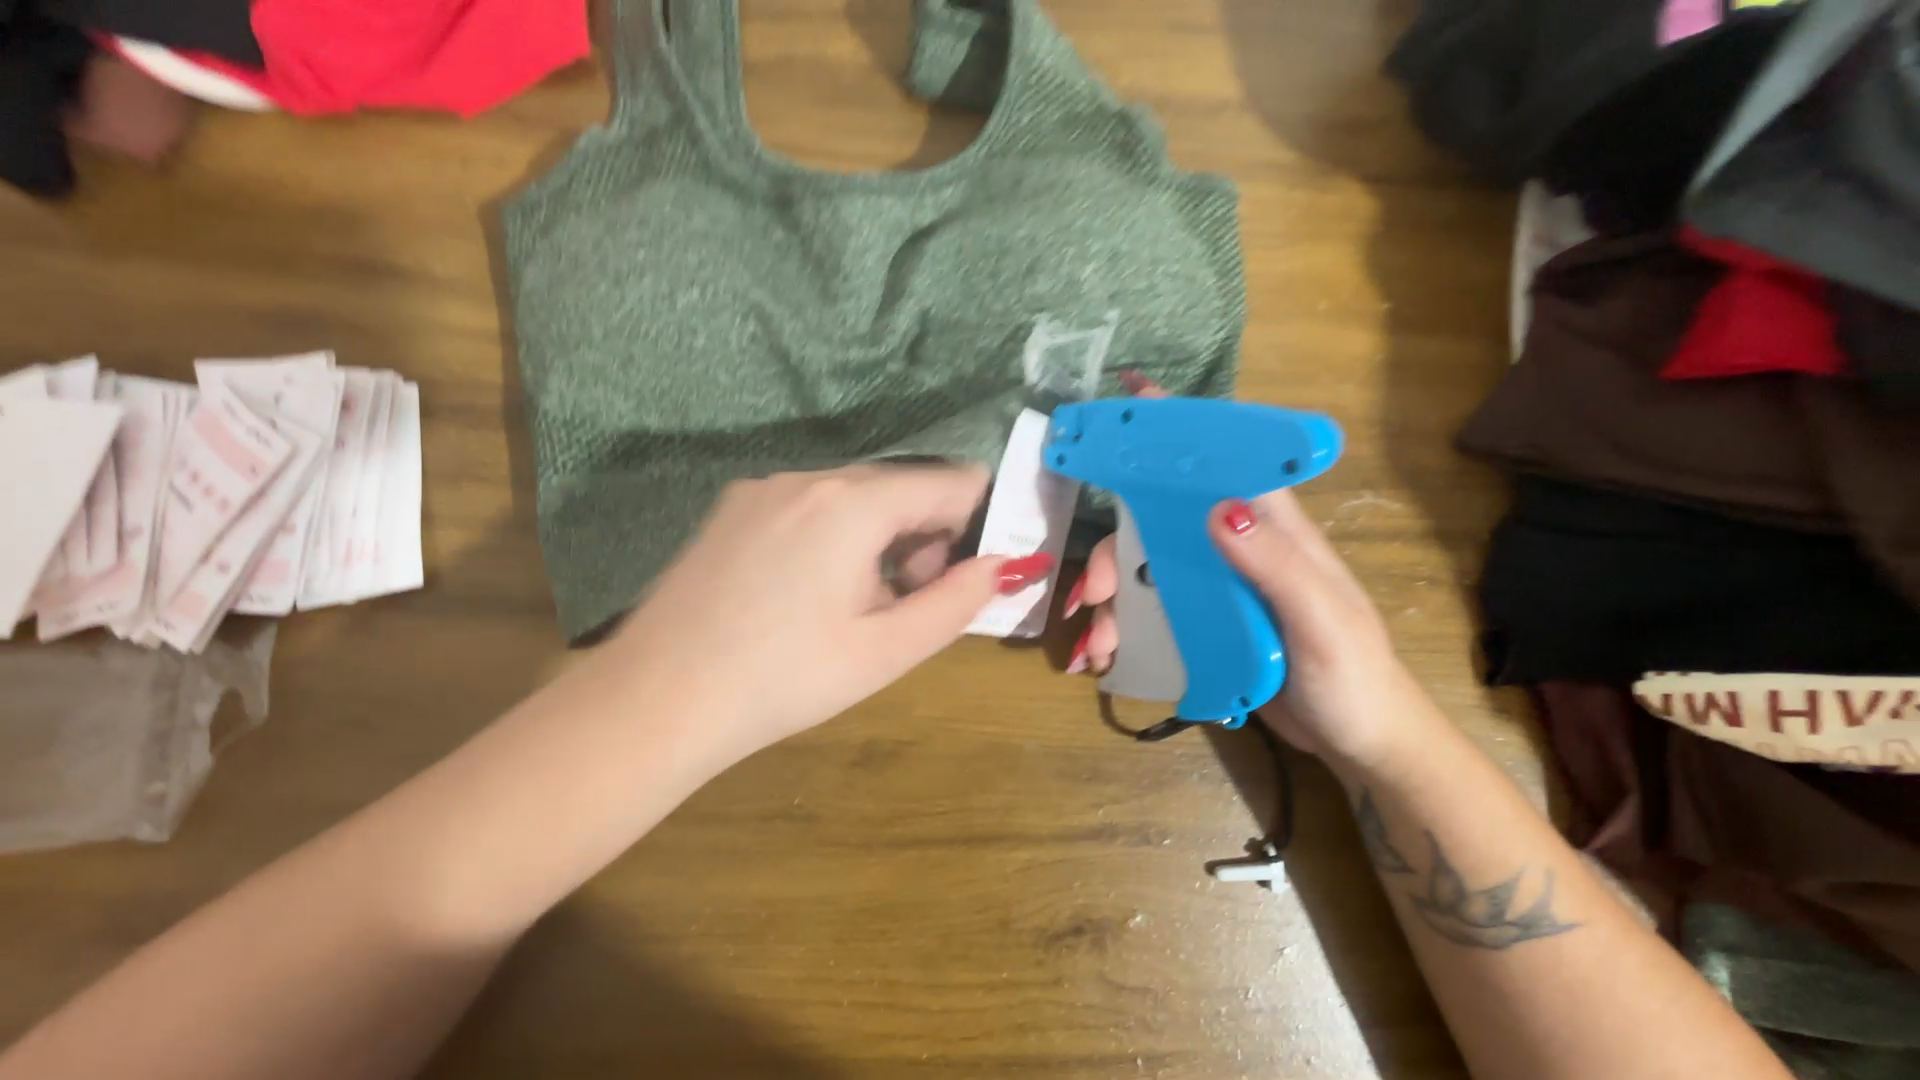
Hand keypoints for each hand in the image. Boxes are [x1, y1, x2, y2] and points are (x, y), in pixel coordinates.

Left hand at [602, 465, 1052, 764]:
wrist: (656, 700)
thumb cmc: (784, 680)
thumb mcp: (886, 651)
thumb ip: (957, 602)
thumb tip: (1003, 565)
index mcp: (853, 502)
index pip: (949, 484)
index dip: (977, 523)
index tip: (974, 572)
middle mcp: (807, 477)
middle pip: (898, 488)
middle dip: (924, 538)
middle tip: (911, 605)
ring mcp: (761, 489)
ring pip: (852, 499)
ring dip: (879, 540)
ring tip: (860, 609)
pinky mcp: (730, 510)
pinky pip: (808, 508)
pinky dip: (833, 538)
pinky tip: (810, 596)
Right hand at [1066, 446, 1421, 770]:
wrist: (1357, 740)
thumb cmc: (1352, 674)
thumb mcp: (1321, 621)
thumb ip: (1276, 566)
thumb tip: (1217, 507)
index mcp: (1272, 529)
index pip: (1221, 462)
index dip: (1176, 428)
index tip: (1126, 401)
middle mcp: (1236, 547)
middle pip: (1158, 523)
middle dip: (1112, 553)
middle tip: (1089, 596)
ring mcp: (1216, 587)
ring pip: (1144, 570)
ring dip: (1110, 600)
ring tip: (1097, 646)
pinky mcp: (1203, 625)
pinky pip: (1148, 613)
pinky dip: (1119, 630)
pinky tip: (1104, 658)